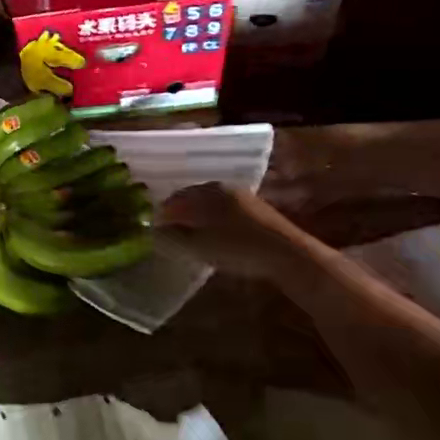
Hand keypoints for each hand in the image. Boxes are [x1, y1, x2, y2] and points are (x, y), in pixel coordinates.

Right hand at [159, 183, 308, 279]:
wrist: (285, 253)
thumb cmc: (237, 248)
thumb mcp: (199, 247)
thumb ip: (174, 236)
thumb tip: (156, 229)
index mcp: (205, 191)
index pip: (174, 199)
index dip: (161, 215)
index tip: (153, 230)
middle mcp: (221, 186)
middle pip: (191, 197)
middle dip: (178, 213)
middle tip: (169, 232)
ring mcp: (239, 194)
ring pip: (207, 202)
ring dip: (195, 215)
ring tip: (189, 235)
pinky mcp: (252, 206)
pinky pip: (222, 207)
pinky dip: (211, 217)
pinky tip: (212, 234)